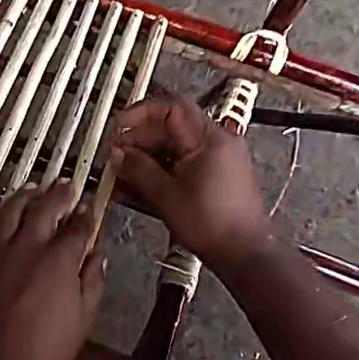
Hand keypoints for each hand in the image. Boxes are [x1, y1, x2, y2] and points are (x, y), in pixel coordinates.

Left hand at [0, 181, 105, 359]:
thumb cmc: (41, 349)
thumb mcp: (82, 320)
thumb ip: (91, 284)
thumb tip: (97, 259)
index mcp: (58, 261)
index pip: (77, 227)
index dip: (86, 215)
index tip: (89, 208)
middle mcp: (26, 247)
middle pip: (44, 208)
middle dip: (58, 193)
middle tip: (66, 185)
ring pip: (9, 209)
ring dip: (23, 195)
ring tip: (33, 189)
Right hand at [107, 96, 271, 268]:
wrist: (242, 252)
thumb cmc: (211, 225)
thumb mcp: (165, 195)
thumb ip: (138, 169)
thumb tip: (117, 154)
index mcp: (209, 140)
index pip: (172, 108)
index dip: (140, 112)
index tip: (119, 125)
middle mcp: (217, 142)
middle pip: (170, 128)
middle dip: (138, 141)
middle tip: (115, 158)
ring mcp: (218, 158)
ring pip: (173, 146)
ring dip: (146, 157)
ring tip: (122, 175)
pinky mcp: (215, 173)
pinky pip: (182, 162)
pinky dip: (159, 169)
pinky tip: (138, 186)